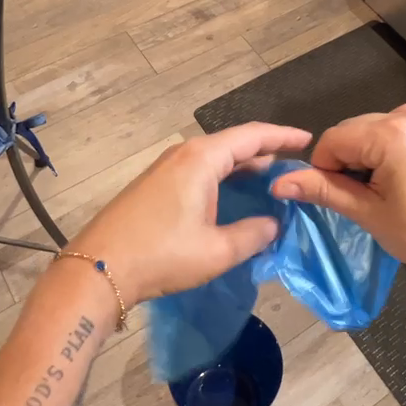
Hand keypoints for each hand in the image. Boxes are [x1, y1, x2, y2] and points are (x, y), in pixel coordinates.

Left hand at [67, 122, 311, 304]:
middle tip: (296, 165)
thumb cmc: (161, 255)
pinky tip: (235, 195)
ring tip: (272, 180)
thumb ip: (252, 235)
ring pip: (216, 157)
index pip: (252, 136)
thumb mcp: (216, 251)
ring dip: (244, 166)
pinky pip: (201, 169)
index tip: (309, 140)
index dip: (283, 136)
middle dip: (267, 152)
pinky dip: (225, 176)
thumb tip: (274, 223)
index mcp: (202, 158)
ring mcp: (167, 167)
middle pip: (234, 143)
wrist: (97, 269)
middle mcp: (185, 153)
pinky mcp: (157, 183)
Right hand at [269, 104, 405, 280]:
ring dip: (365, 158)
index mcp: (390, 132)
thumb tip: (279, 183)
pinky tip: (399, 184)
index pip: (333, 139)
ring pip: (372, 132)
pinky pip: (395, 133)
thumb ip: (323, 190)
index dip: (323, 169)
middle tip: (359, 200)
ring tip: (381, 194)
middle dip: (346, 162)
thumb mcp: (368, 213)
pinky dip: (386, 153)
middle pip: (352, 131)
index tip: (334, 198)